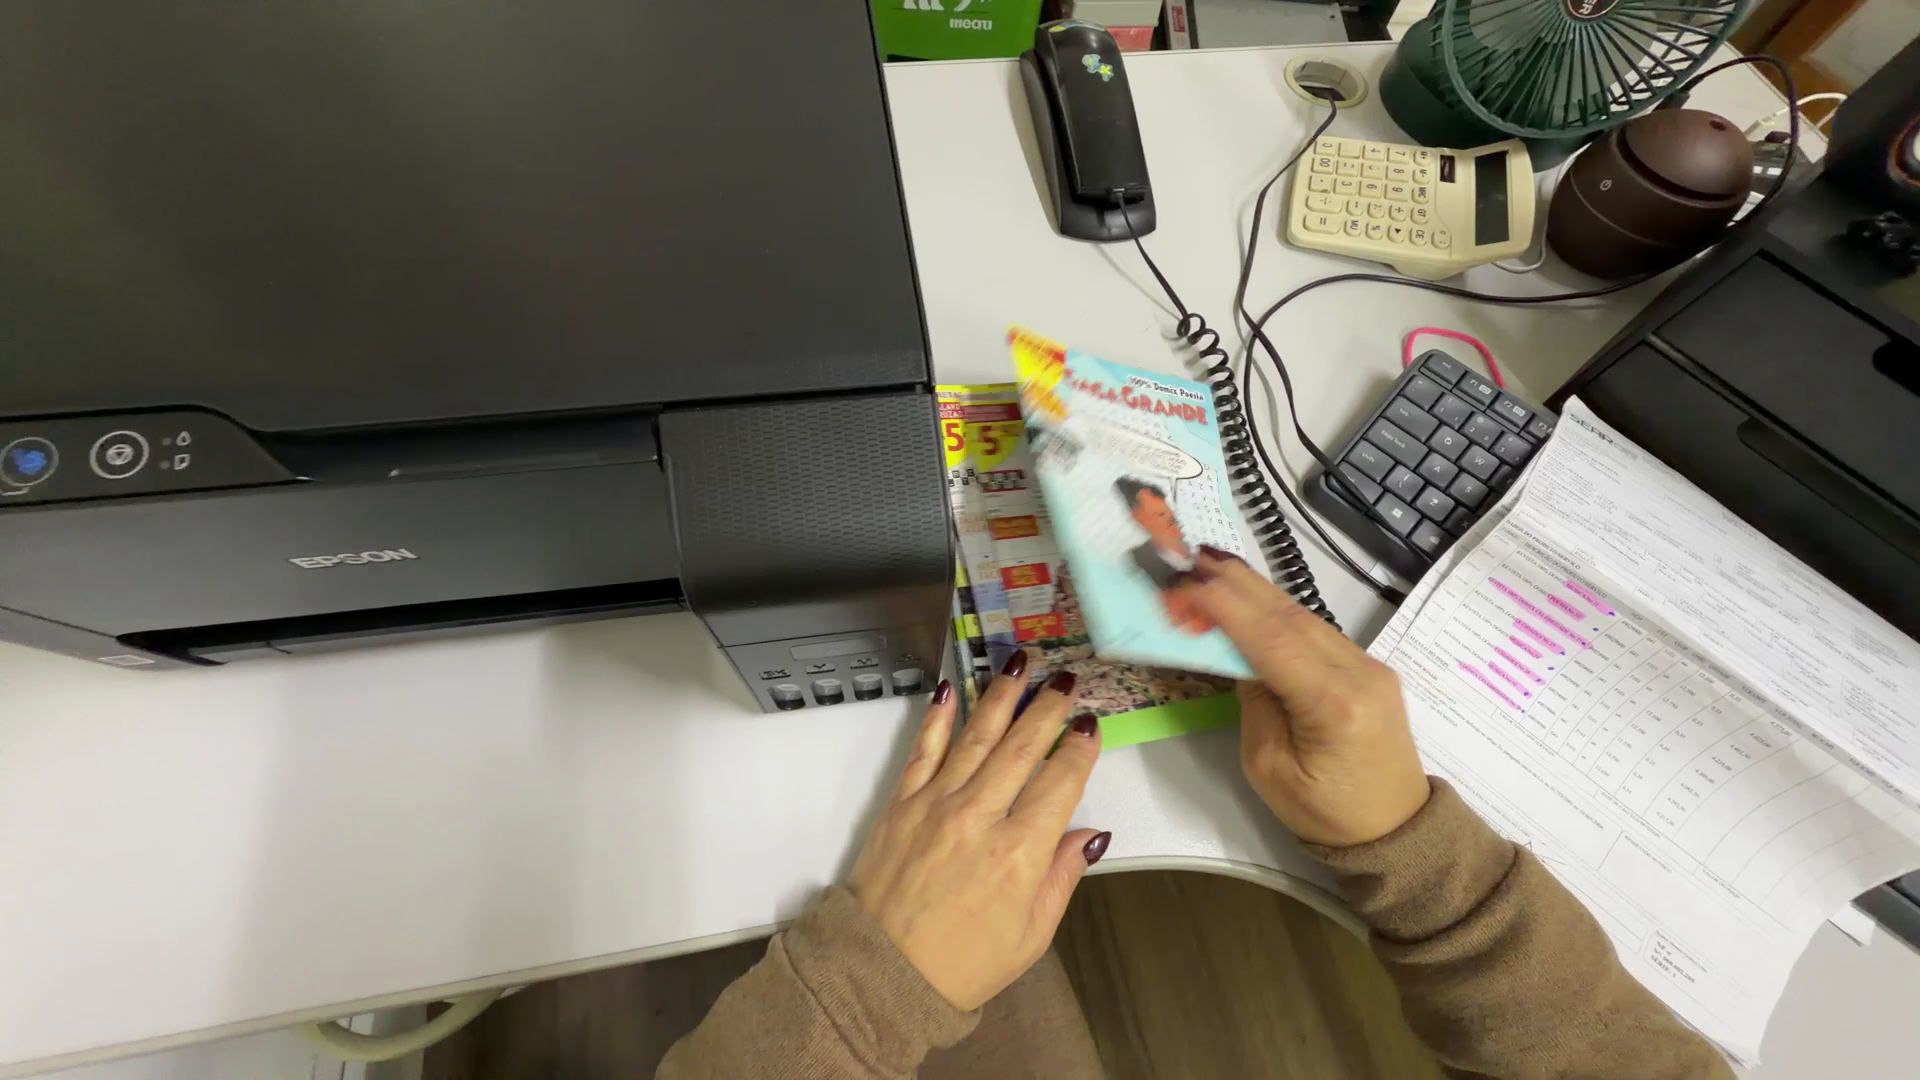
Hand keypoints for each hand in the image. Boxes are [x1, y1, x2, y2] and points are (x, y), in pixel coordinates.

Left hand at [849, 654, 1108, 1010]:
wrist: (882, 973)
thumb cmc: (965, 962)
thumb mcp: (1032, 935)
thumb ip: (1062, 876)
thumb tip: (1092, 833)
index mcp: (1020, 853)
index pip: (1060, 782)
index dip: (1080, 749)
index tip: (1090, 724)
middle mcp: (980, 816)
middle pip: (1022, 747)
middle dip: (1047, 708)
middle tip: (1064, 680)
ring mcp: (937, 803)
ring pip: (977, 737)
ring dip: (1001, 696)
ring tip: (1020, 664)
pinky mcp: (903, 801)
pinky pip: (924, 750)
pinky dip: (938, 718)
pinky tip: (950, 690)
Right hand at [1178, 548, 1430, 847]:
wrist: (1397, 832)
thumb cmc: (1324, 812)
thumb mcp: (1267, 765)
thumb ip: (1253, 700)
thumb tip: (1237, 654)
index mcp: (1333, 706)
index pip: (1271, 640)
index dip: (1226, 606)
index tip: (1187, 581)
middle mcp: (1358, 674)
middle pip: (1289, 615)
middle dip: (1237, 583)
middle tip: (1193, 556)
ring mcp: (1369, 665)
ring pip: (1302, 614)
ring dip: (1254, 588)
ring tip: (1212, 564)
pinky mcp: (1367, 666)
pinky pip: (1314, 628)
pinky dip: (1275, 607)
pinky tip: (1249, 593)